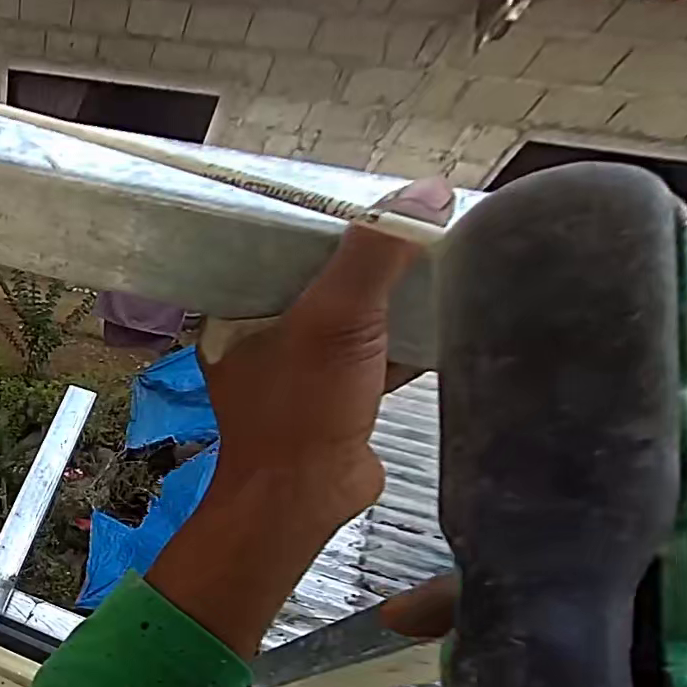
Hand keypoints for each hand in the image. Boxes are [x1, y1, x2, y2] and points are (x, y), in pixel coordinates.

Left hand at [146, 179, 452, 656]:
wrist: (307, 492)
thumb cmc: (302, 407)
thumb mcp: (333, 322)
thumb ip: (370, 258)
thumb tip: (422, 194)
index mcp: (236, 323)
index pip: (276, 260)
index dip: (323, 231)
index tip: (377, 204)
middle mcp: (259, 343)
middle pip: (319, 286)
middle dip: (368, 262)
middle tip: (426, 225)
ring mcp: (297, 371)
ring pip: (350, 320)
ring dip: (392, 298)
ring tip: (446, 256)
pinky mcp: (334, 396)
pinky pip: (374, 352)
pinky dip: (406, 336)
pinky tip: (449, 310)